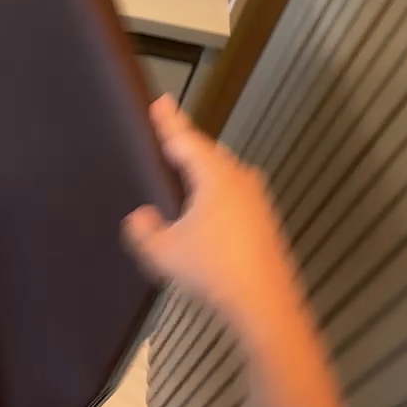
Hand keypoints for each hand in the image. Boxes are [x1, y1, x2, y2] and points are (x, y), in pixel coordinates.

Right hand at [123, 96, 307, 341]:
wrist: (266, 306)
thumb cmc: (214, 272)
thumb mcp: (164, 253)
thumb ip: (143, 230)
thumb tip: (140, 217)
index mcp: (215, 177)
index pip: (185, 140)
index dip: (169, 121)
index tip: (161, 100)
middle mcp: (239, 179)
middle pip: (207, 152)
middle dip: (186, 144)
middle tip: (167, 135)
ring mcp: (257, 199)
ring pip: (223, 171)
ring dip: (202, 169)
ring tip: (181, 172)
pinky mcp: (265, 219)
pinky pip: (233, 191)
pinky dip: (215, 190)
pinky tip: (205, 209)